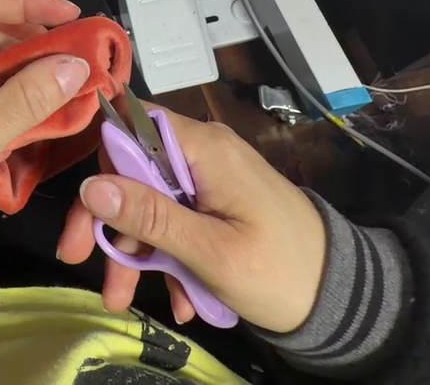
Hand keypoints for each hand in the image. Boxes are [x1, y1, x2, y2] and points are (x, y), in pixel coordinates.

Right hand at [55, 107, 326, 333]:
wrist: (350, 303)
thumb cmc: (283, 273)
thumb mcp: (211, 253)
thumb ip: (149, 216)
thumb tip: (88, 185)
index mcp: (202, 147)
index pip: (128, 126)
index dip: (99, 165)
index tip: (82, 214)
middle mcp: (202, 149)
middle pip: (132, 168)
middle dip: (106, 219)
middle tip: (79, 259)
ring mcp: (210, 174)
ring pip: (149, 197)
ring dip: (134, 247)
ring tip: (122, 298)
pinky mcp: (217, 198)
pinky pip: (175, 213)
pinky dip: (165, 251)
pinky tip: (175, 295)